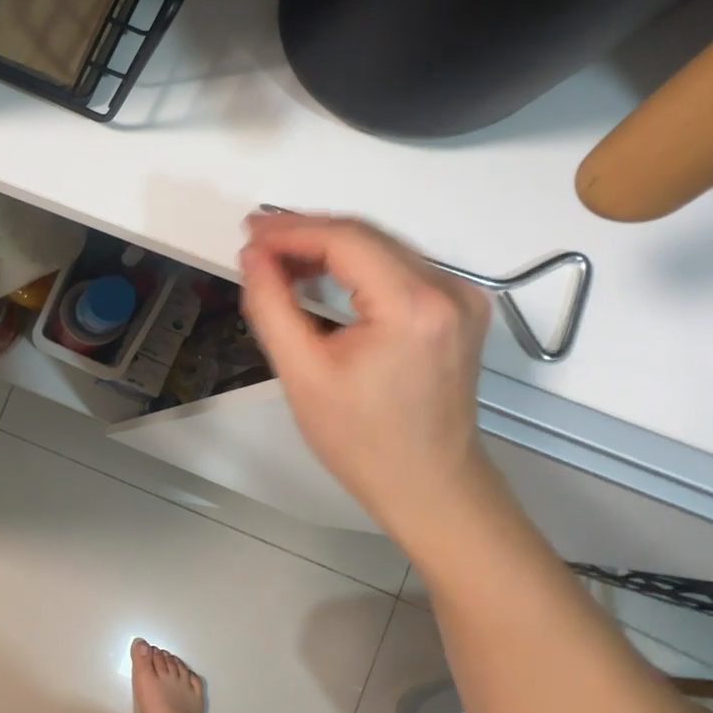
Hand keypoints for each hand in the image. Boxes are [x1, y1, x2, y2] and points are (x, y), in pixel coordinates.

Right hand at [237, 212, 492, 527]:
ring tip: (278, 259)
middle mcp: (449, 291)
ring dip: (329, 247)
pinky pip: (400, 268)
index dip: (292, 230)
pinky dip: (356, 265)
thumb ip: (272, 305)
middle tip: (255, 240)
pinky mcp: (459, 308)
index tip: (249, 234)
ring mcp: (462, 297)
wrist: (426, 481)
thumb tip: (254, 257)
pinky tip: (320, 275)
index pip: (347, 240)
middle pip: (368, 237)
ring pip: (384, 248)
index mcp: (413, 307)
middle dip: (307, 233)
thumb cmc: (361, 439)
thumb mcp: (301, 372)